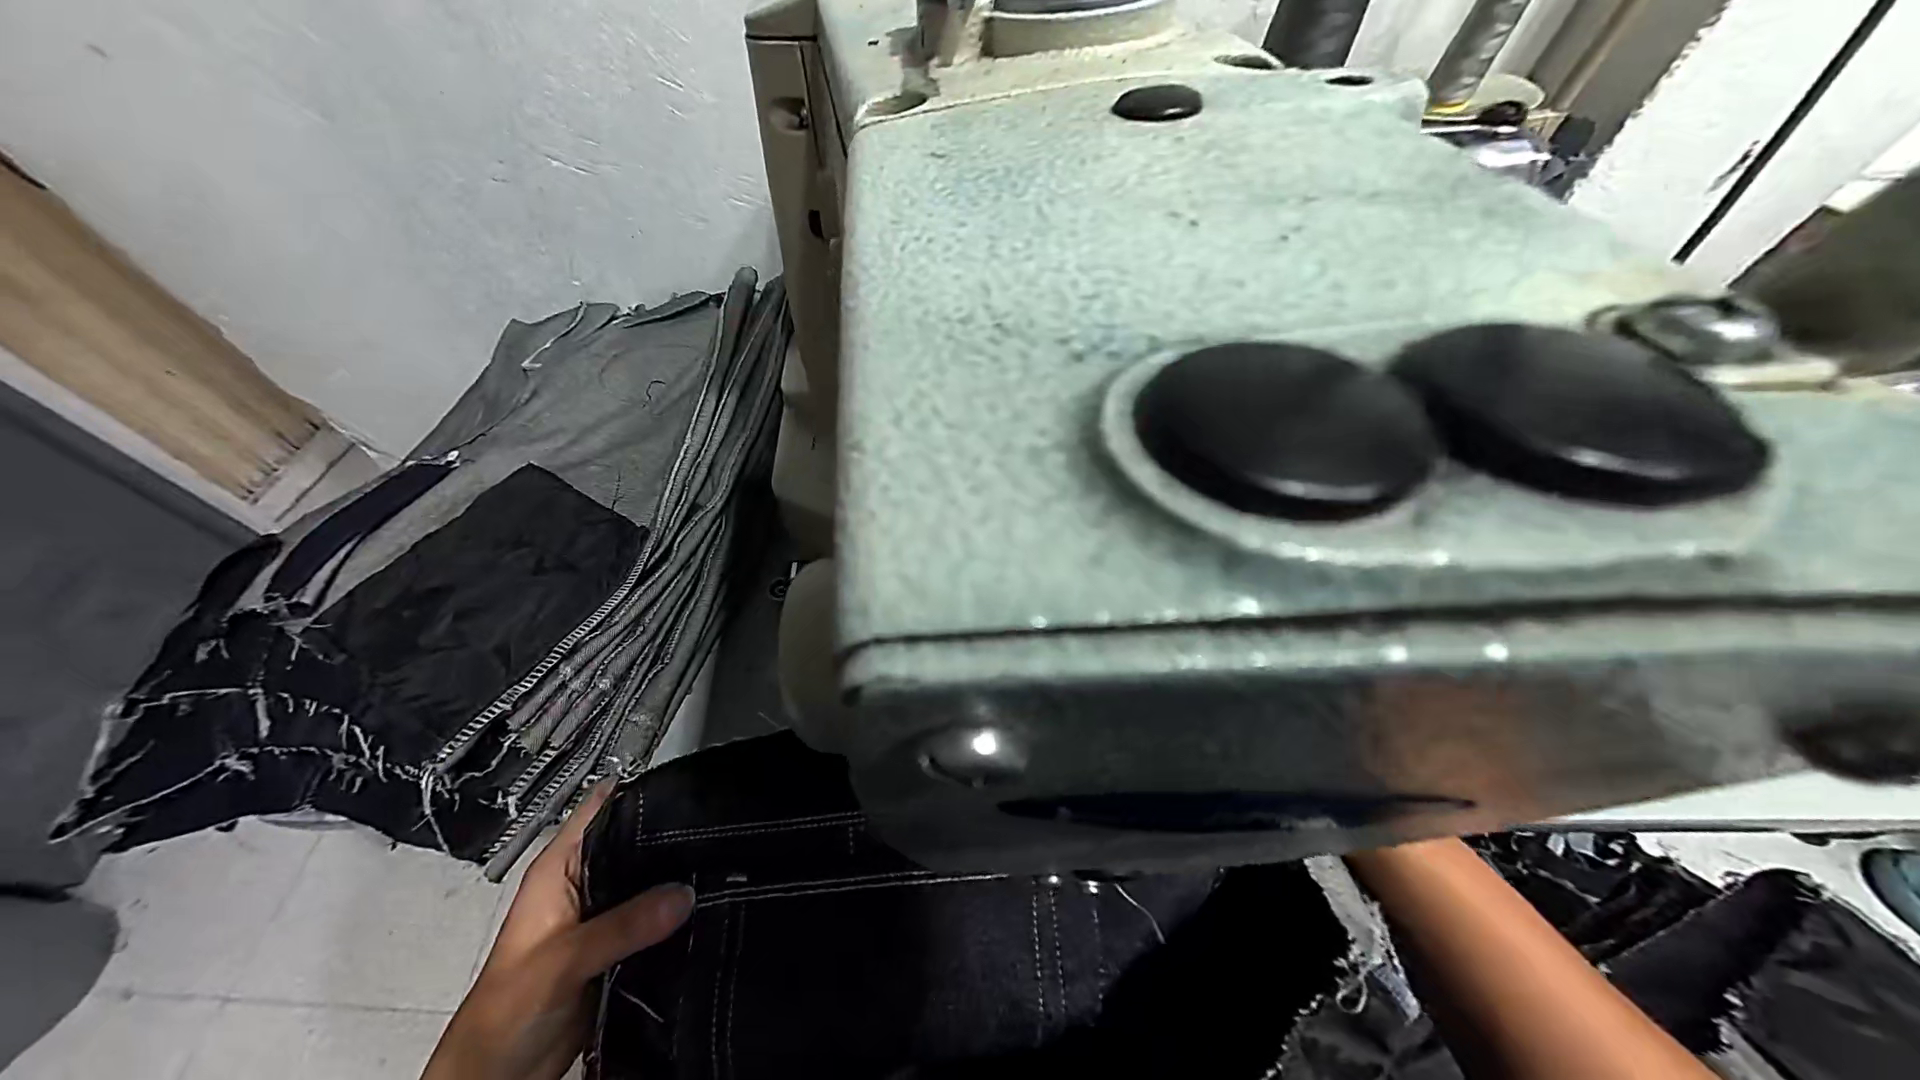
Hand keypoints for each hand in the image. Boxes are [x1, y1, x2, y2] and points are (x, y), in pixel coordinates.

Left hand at [424, 782, 694, 1079]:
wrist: (497, 1076)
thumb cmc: (508, 1008)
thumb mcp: (561, 961)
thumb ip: (621, 926)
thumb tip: (686, 892)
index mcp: (560, 868)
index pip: (602, 809)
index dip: (640, 790)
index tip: (688, 784)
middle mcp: (586, 881)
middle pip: (635, 841)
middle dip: (673, 834)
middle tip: (721, 826)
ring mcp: (605, 913)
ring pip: (650, 880)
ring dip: (679, 876)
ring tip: (727, 859)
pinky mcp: (622, 944)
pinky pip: (658, 916)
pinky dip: (680, 911)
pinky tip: (712, 902)